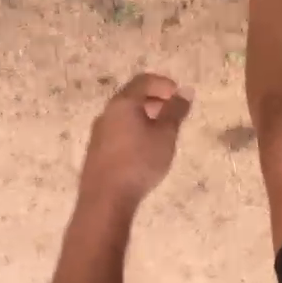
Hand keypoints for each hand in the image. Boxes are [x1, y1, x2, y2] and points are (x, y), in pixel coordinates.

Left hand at [75, 74, 190, 220]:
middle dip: (155, 100)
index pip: (143, 80)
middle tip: (173, 112)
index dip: (163, 83)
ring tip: (162, 132)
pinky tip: (145, 149)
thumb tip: (185, 91)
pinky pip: (118, 130)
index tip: (178, 95)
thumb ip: (176, 111)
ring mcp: (98, 134)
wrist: (104, 202)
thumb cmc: (139, 162)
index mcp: (123, 104)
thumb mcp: (166, 134)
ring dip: (145, 116)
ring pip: (124, 115)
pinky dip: (134, 130)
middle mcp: (107, 114)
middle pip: (132, 96)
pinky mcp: (96, 152)